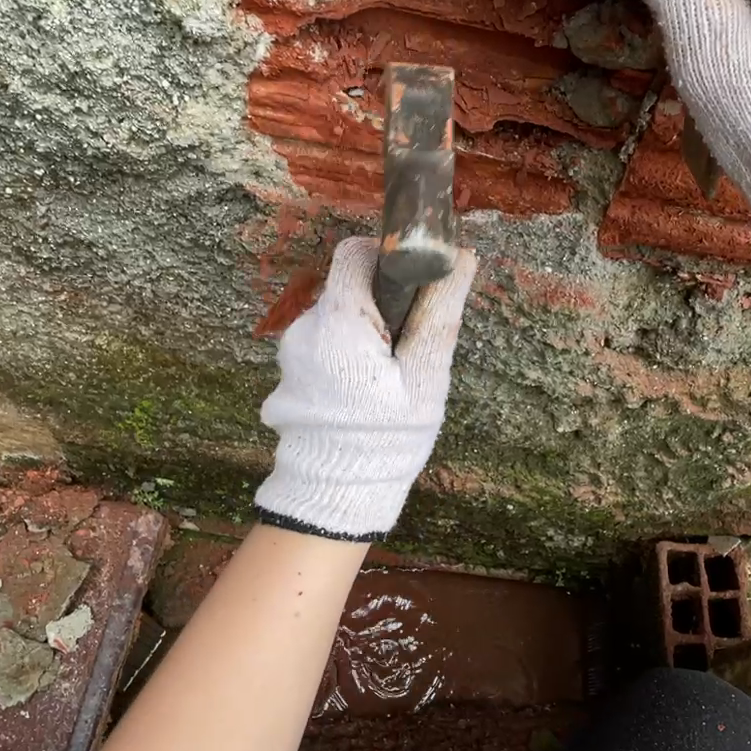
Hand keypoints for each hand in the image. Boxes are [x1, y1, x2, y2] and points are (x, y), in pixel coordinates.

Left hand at [254, 237, 477, 540]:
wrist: (334, 498)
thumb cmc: (386, 439)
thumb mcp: (425, 378)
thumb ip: (439, 314)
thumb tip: (462, 256)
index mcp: (338, 323)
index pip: (355, 253)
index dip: (387, 261)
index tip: (411, 294)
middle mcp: (304, 329)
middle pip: (349, 288)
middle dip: (381, 307)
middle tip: (405, 352)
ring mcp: (290, 353)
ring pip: (338, 318)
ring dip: (364, 334)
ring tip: (384, 382)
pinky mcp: (288, 372)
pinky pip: (324, 344)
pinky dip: (346, 356)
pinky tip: (361, 394)